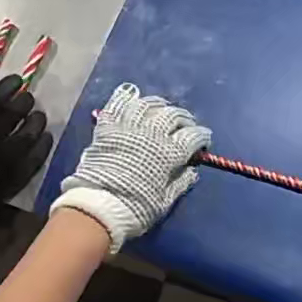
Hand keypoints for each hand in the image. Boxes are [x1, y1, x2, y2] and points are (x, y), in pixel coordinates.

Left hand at [50, 83, 209, 253]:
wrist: (98, 206)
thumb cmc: (135, 208)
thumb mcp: (164, 202)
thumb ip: (180, 183)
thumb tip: (192, 171)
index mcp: (168, 153)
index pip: (192, 136)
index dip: (201, 137)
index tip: (204, 140)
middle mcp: (150, 134)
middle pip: (172, 116)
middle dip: (184, 118)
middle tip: (185, 124)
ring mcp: (127, 128)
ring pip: (147, 105)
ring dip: (158, 104)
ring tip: (162, 108)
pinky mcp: (106, 128)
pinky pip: (116, 105)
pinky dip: (124, 97)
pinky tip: (131, 93)